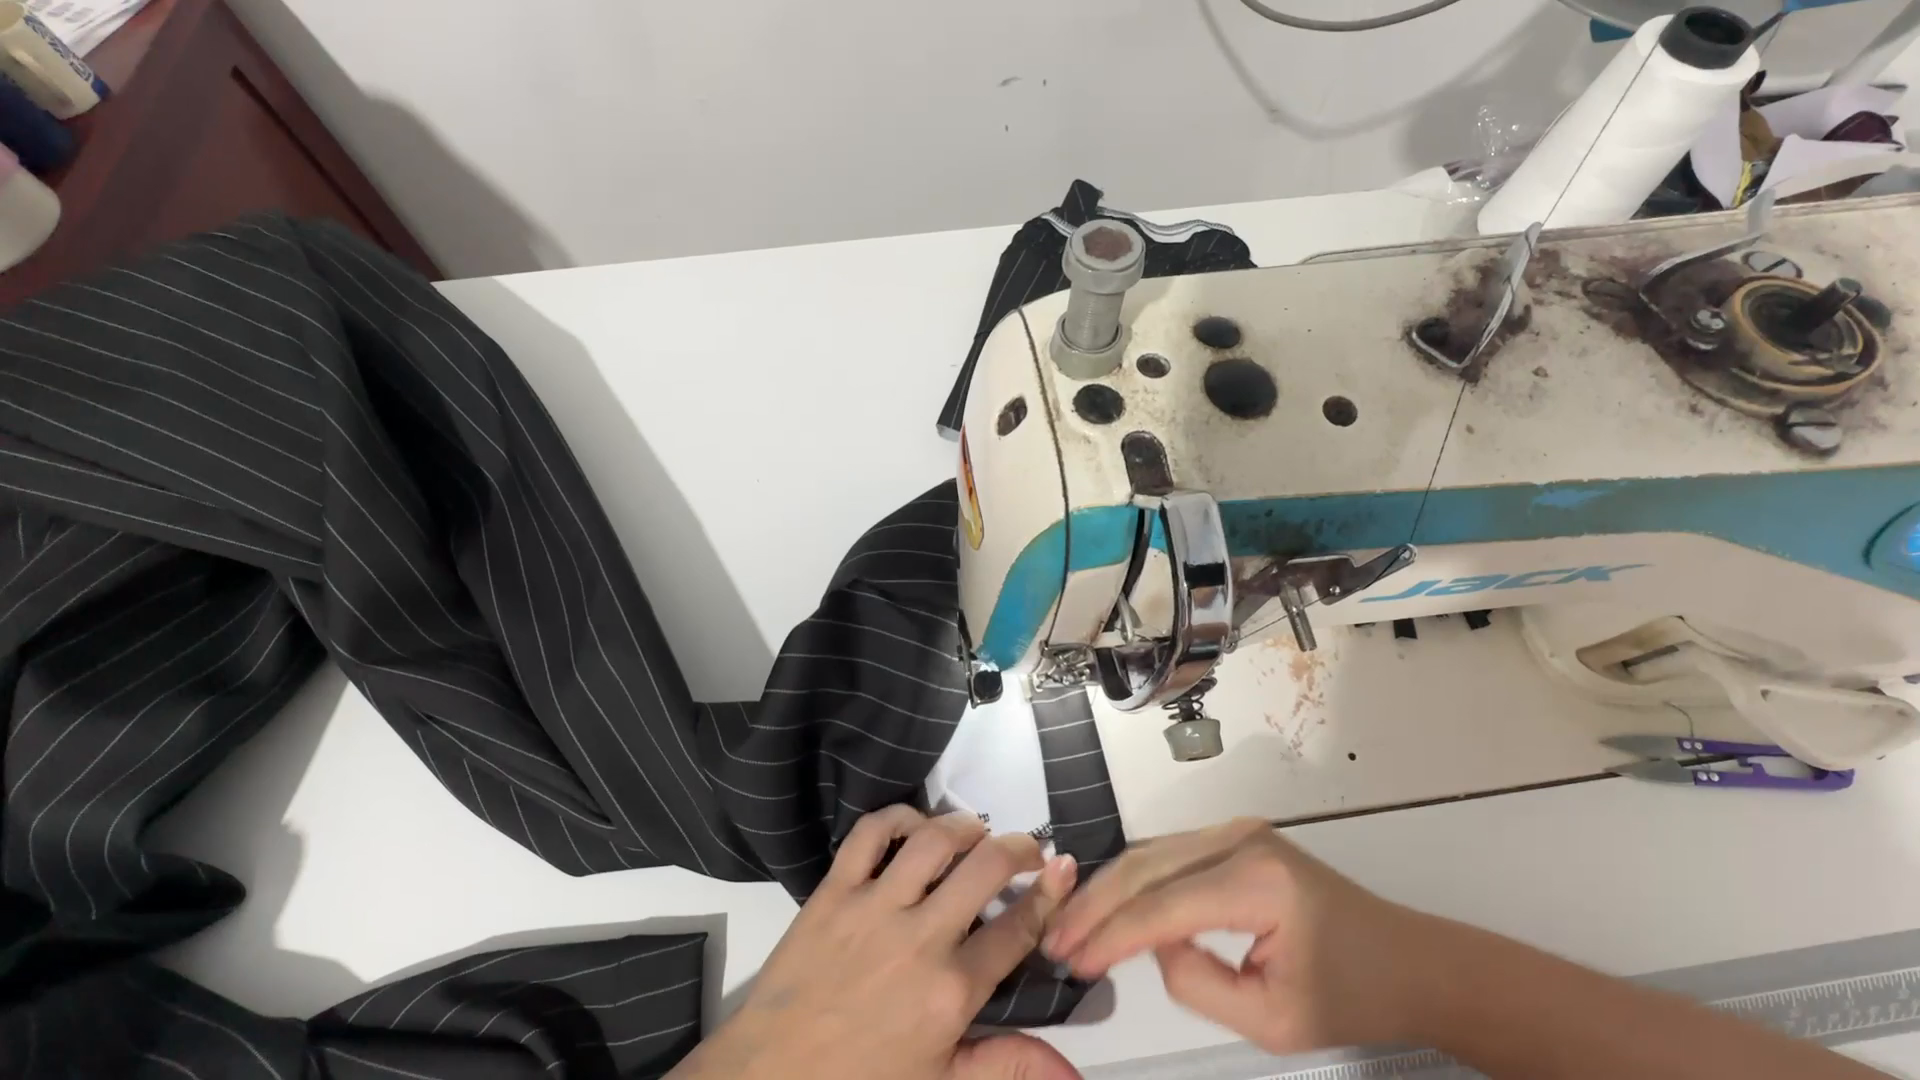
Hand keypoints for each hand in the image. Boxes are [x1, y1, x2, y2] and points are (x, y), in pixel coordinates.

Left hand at [674, 806, 1081, 1079]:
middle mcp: (920, 938)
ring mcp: (874, 907)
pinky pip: (870, 834)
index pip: (1017, 929)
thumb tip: (1075, 1076)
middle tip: (1028, 847)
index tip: (1064, 868)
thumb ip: (1008, 1065)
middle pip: (985, 868)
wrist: (771, 1074)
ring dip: (965, 826)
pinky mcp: (834, 890)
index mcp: (951, 989)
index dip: (1049, 893)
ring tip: (977, 831)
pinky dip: (899, 816)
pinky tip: (915, 824)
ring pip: (933, 841)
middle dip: (1018, 848)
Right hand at [1042, 818, 1427, 1054]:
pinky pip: (1168, 855)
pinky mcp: (1234, 837)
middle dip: (1094, 905)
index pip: (1162, 905)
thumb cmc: (1351, 997)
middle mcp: (1241, 840)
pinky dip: (1133, 882)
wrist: (1410, 962)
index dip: (1110, 935)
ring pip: (1149, 852)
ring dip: (1106, 890)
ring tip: (1070, 927)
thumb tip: (1150, 945)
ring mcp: (1237, 831)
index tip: (1071, 962)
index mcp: (1257, 882)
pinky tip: (1108, 906)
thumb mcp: (1272, 1019)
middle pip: (1145, 864)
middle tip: (1055, 942)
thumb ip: (1196, 982)